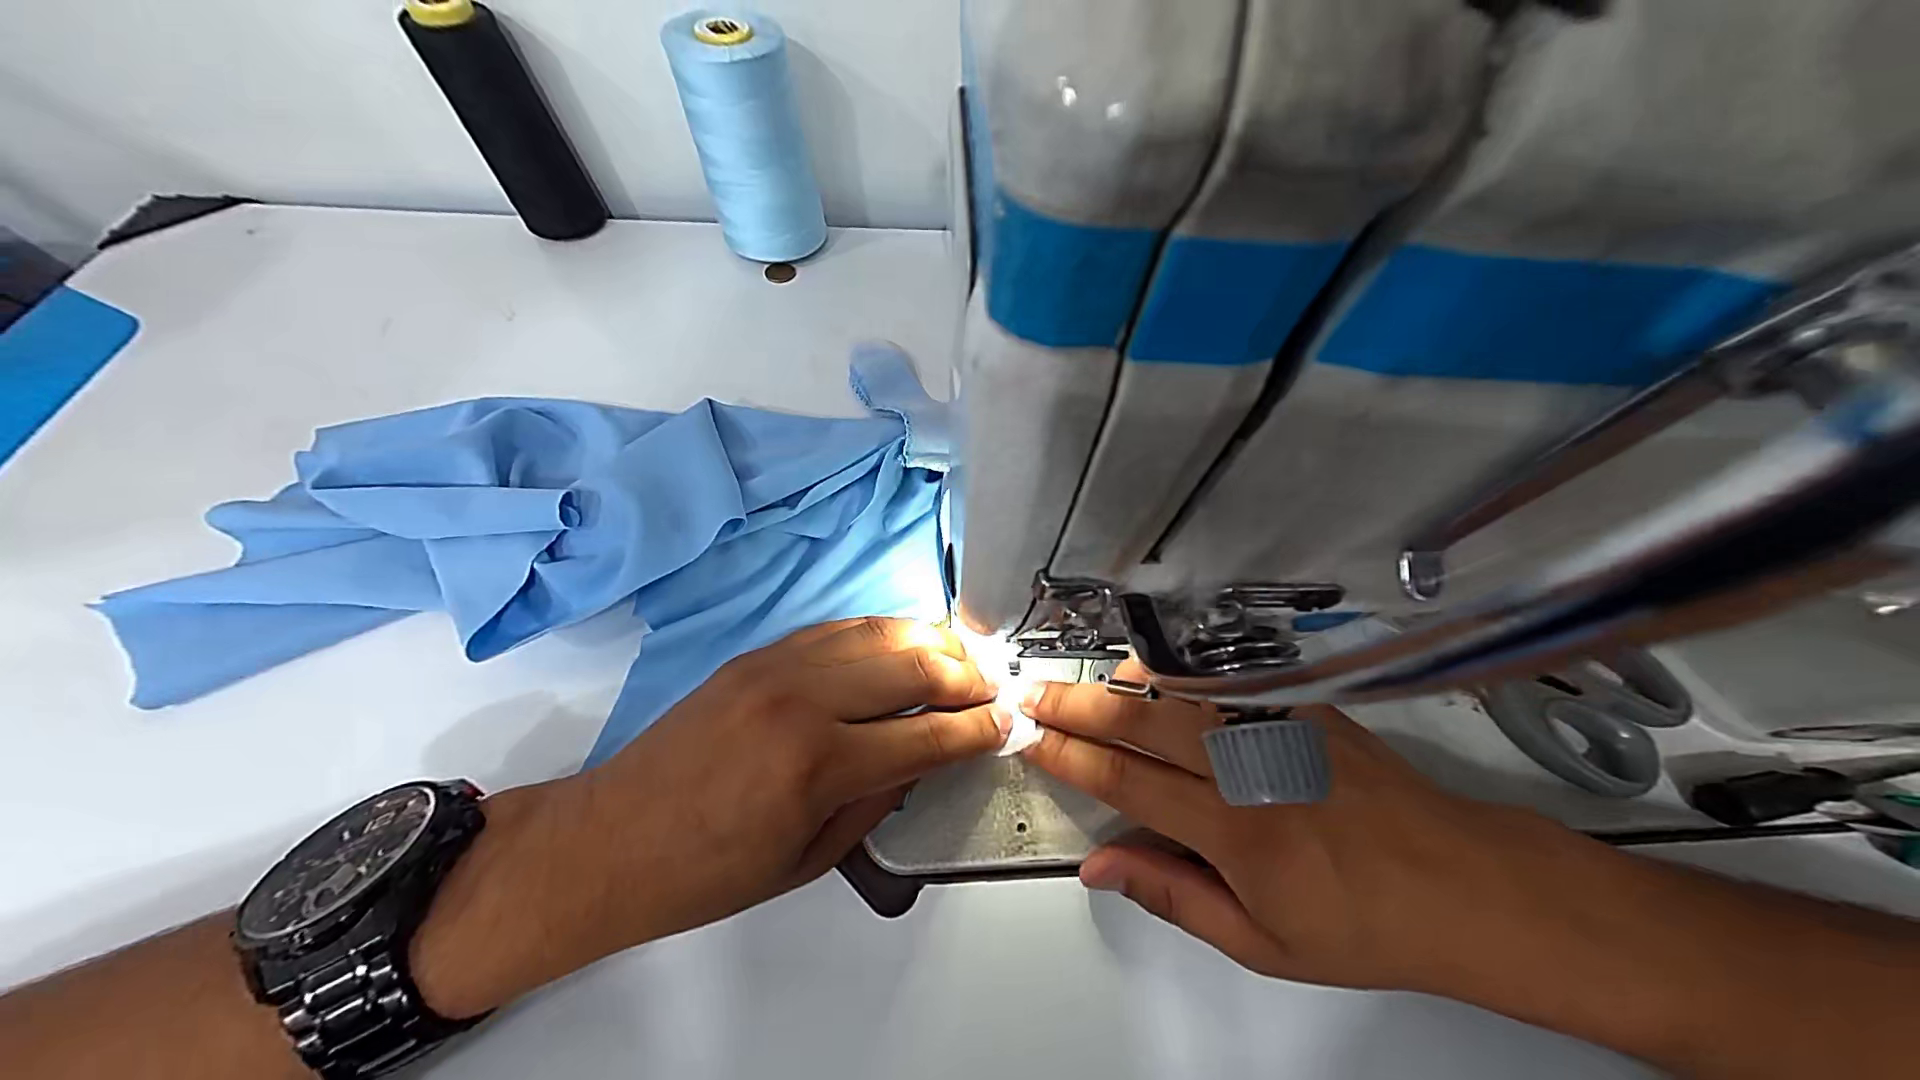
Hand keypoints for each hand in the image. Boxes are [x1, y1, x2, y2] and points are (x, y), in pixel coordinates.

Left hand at [584, 617, 1010, 943]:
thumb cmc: (706, 870)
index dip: (979, 729)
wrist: (610, 838)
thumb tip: (924, 758)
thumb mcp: (808, 858)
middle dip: (968, 676)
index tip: (1007, 722)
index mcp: (819, 765)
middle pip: (916, 668)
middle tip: (992, 687)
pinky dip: (881, 632)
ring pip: (881, 633)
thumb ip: (877, 800)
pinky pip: (837, 628)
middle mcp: (803, 700)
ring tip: (960, 657)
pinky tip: (902, 643)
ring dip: (932, 642)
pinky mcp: (758, 653)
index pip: (929, 736)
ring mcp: (778, 666)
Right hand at [1021, 663, 1577, 992]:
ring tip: (1082, 684)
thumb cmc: (1361, 926)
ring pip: (1180, 687)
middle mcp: (1252, 769)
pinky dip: (1176, 671)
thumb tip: (1099, 868)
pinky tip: (1151, 672)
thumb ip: (1170, 894)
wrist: (1461, 885)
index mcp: (1236, 833)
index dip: (1071, 758)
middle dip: (1076, 705)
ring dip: (1121, 682)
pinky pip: (1225, 678)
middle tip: (1034, 695)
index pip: (1128, 783)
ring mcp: (1280, 728)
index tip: (1033, 741)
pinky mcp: (1304, 706)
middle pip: (1142, 722)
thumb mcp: (1259, 943)